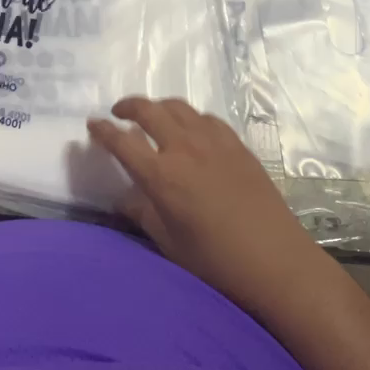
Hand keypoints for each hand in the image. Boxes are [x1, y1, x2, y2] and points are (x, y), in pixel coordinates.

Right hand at [88, 97, 319, 314]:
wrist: (277, 262)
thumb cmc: (217, 263)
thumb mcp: (169, 243)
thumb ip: (142, 213)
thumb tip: (123, 197)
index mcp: (161, 175)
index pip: (122, 142)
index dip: (103, 130)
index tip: (92, 124)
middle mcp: (184, 149)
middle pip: (149, 110)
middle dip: (128, 106)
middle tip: (119, 113)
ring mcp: (213, 142)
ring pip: (178, 107)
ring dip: (159, 107)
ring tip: (152, 116)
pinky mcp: (236, 145)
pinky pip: (206, 118)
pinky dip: (190, 117)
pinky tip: (191, 130)